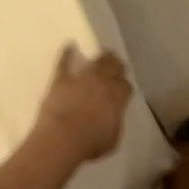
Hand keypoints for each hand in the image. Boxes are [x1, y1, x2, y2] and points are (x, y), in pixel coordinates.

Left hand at [33, 45, 132, 163]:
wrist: (61, 138)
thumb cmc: (90, 143)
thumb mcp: (112, 138)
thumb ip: (115, 122)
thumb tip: (113, 116)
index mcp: (117, 96)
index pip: (126, 86)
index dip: (125, 88)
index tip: (123, 90)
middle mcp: (102, 81)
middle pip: (114, 66)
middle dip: (117, 66)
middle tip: (117, 66)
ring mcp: (81, 77)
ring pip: (95, 60)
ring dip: (101, 57)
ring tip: (103, 54)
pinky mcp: (61, 78)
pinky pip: (64, 61)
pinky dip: (67, 53)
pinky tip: (69, 45)